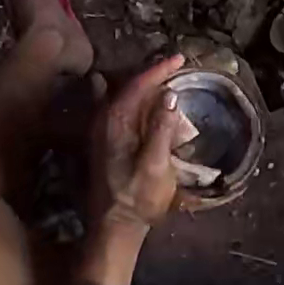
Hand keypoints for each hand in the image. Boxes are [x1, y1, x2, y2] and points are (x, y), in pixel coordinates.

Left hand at [90, 54, 190, 231]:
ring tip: (166, 75)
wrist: (114, 226)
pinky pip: (121, 108)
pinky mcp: (106, 141)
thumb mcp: (156, 166)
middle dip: (152, 73)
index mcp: (115, 123)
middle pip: (129, 86)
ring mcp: (103, 131)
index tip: (180, 58)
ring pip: (124, 96)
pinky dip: (135, 97)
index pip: (137, 86)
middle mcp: (105, 121)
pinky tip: (137, 93)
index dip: (159, 70)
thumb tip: (169, 95)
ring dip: (145, 84)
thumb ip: (161, 130)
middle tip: (177, 64)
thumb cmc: (138, 198)